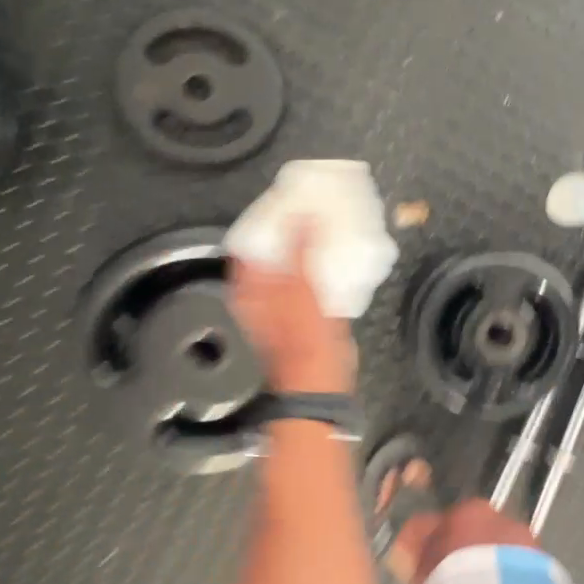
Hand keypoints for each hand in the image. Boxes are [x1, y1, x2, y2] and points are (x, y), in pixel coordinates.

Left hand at [230, 222, 355, 393]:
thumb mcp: (302, 286)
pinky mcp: (303, 314)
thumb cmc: (305, 341)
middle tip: (313, 211)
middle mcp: (259, 294)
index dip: (267, 219)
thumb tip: (304, 213)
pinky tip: (335, 257)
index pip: (251, 241)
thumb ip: (301, 248)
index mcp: (249, 287)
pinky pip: (309, 281)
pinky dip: (319, 268)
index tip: (289, 202)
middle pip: (272, 252)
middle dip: (292, 232)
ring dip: (307, 249)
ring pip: (291, 266)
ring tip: (326, 229)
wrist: (321, 381)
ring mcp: (281, 305)